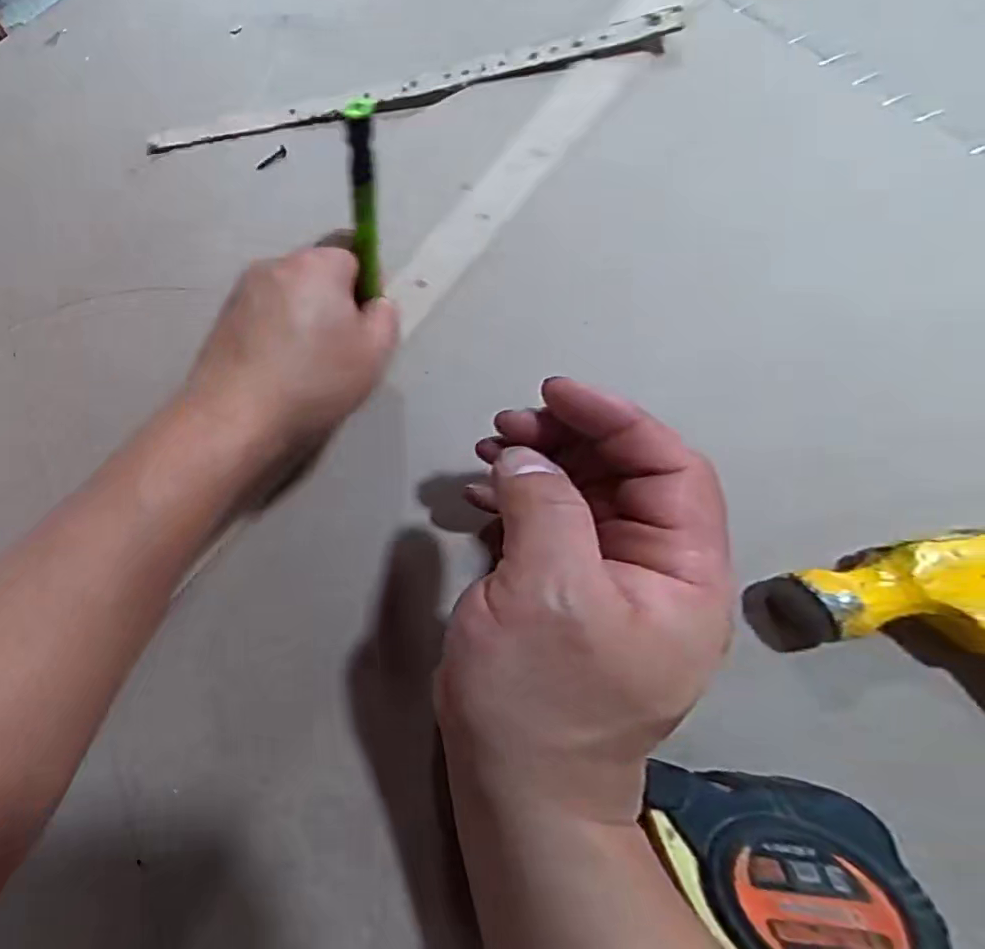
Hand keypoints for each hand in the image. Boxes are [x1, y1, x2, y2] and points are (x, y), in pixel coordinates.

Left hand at [182, 246, 398, 458]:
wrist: (232, 416)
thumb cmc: (311, 381)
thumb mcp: (374, 351)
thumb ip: (383, 314)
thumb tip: (369, 302)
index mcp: (314, 263)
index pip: (352, 254)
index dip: (361, 288)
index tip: (357, 326)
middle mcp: (271, 266)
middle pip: (313, 274)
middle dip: (326, 302)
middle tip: (330, 350)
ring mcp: (239, 293)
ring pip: (284, 297)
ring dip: (295, 318)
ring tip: (296, 364)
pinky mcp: (219, 319)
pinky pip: (258, 317)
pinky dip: (269, 334)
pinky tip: (269, 368)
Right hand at [435, 378, 733, 824]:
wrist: (516, 766)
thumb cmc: (541, 688)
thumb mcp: (546, 592)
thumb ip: (543, 510)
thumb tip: (522, 453)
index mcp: (679, 572)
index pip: (669, 471)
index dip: (617, 421)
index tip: (554, 392)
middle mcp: (648, 568)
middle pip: (622, 477)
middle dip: (566, 438)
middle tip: (504, 422)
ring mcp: (597, 579)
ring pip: (578, 496)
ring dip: (534, 463)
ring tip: (484, 447)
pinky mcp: (552, 588)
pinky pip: (543, 522)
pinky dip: (512, 496)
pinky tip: (478, 492)